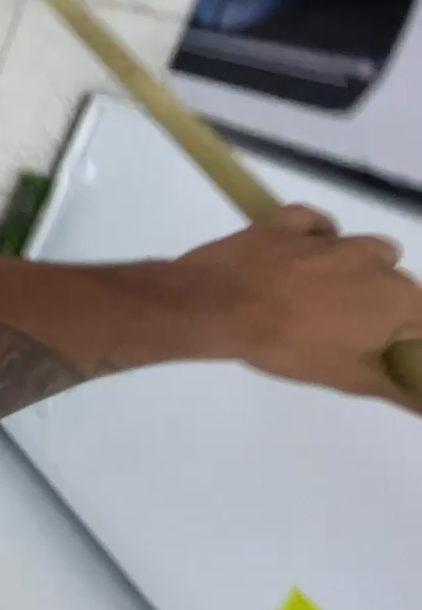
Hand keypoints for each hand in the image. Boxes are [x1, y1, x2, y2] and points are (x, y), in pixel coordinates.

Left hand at [180, 205, 421, 411]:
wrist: (209, 307)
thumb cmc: (283, 344)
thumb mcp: (349, 379)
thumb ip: (399, 391)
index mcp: (401, 299)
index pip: (421, 317)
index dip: (402, 332)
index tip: (373, 342)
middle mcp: (370, 261)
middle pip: (390, 281)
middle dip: (373, 299)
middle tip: (337, 320)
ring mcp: (322, 239)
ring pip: (360, 247)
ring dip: (351, 264)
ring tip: (316, 287)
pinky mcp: (278, 225)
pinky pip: (308, 218)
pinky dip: (310, 229)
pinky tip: (298, 247)